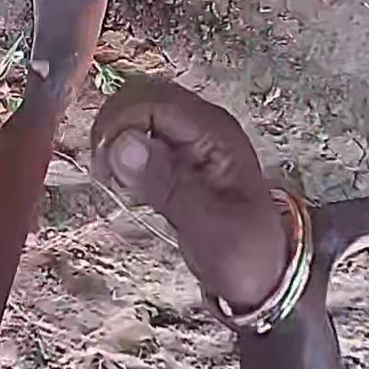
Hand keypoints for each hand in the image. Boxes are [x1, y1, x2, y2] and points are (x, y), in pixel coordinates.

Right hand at [89, 75, 288, 309]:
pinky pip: (142, 130)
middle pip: (143, 95)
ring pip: (139, 109)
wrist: (264, 273)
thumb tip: (123, 143)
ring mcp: (191, 135)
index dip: (121, 124)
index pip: (154, 101)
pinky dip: (123, 145)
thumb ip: (167, 184)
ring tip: (111, 176)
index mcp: (214, 131)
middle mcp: (202, 123)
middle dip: (114, 124)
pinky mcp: (179, 151)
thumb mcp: (208, 227)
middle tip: (104, 171)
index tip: (105, 166)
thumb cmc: (242, 251)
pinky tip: (122, 178)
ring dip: (116, 134)